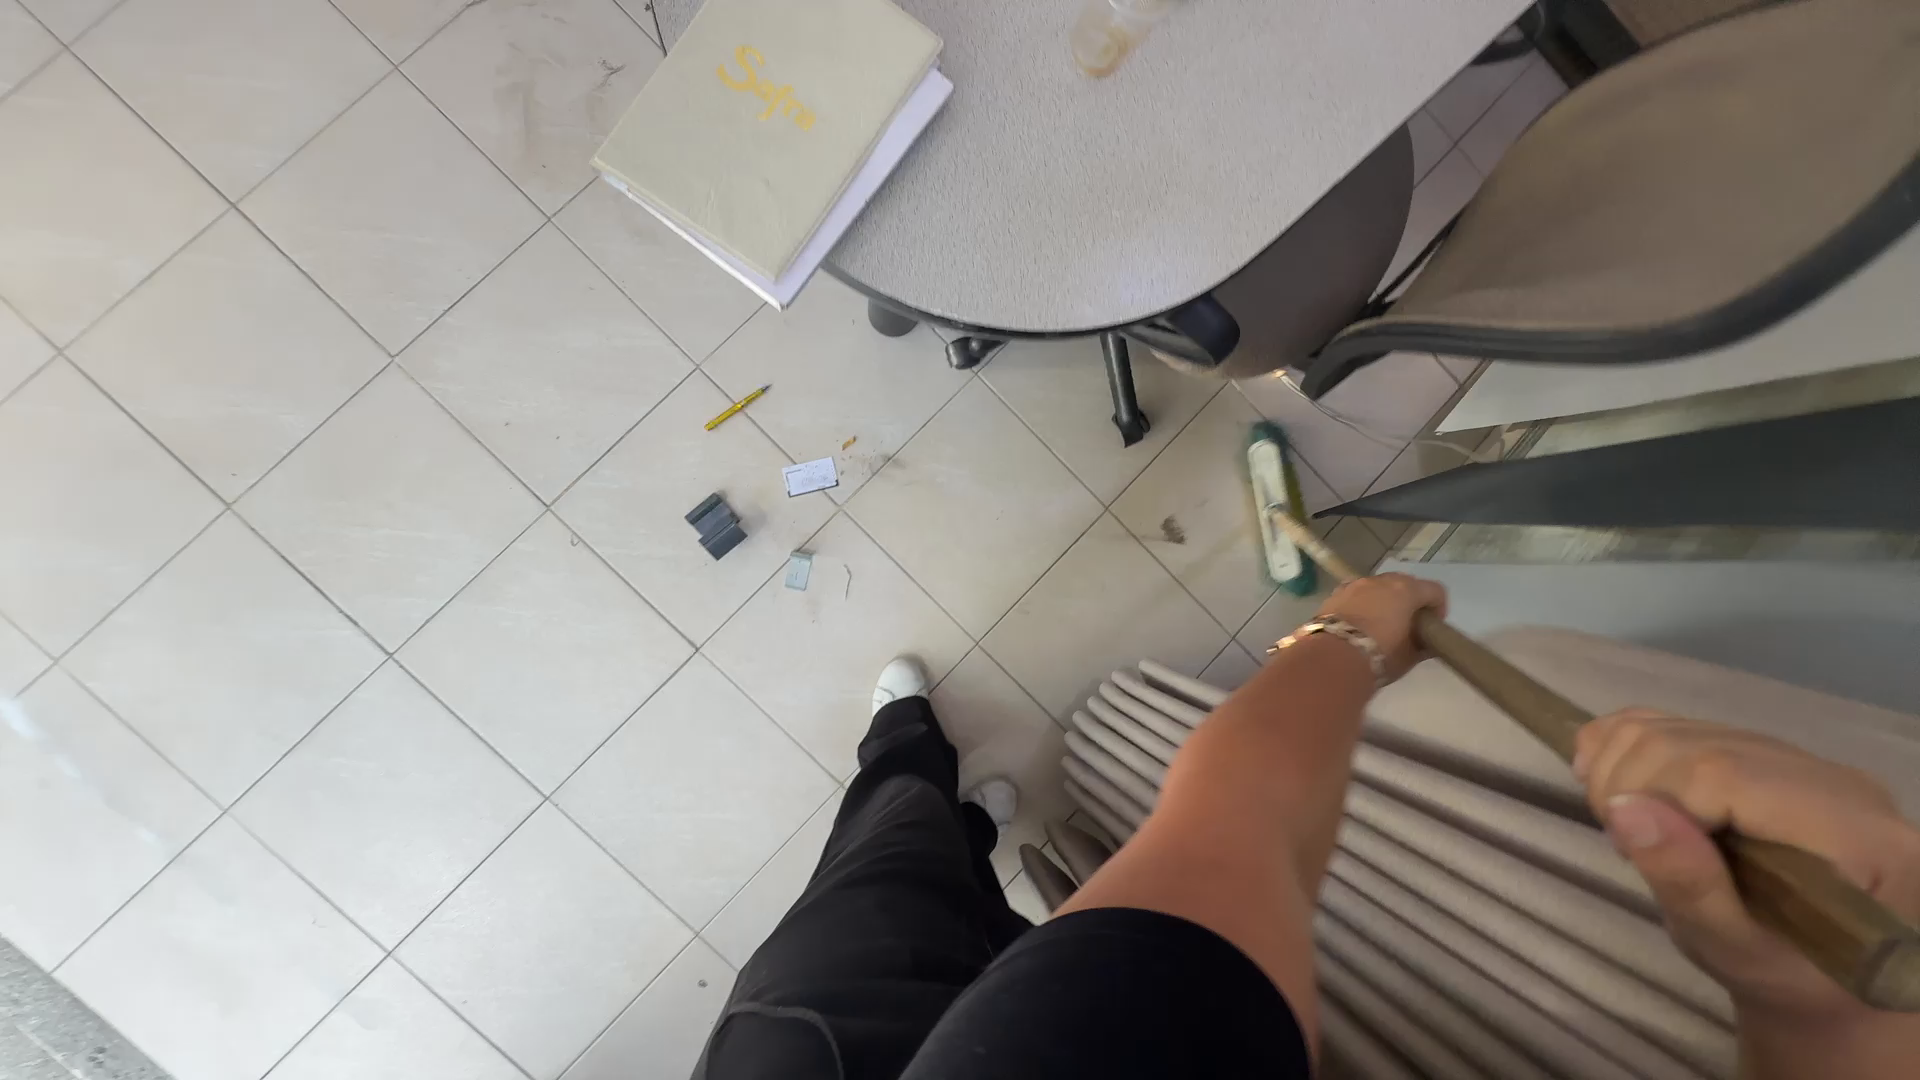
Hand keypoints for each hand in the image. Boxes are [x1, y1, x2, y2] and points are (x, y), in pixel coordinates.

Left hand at [1317, 573, 1446, 682]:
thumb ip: (1423, 643)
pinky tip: (1358, 622)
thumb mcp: (1411, 655)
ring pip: (1376, 586)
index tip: (1432, 625)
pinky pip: (1355, 594)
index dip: (1438, 607)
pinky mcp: (1333, 594)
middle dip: (1409, 600)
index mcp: (1406, 590)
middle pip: (1403, 583)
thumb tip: (1426, 642)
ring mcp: (1354, 585)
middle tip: (1407, 623)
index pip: (1434, 590)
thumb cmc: (1380, 654)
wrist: (1332, 656)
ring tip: (1381, 622)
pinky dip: (1361, 603)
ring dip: (1383, 599)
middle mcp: (1380, 581)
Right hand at [1576, 709, 1919, 1018]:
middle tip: (1624, 845)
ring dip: (1615, 769)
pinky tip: (1616, 787)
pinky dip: (1617, 746)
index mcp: (1851, 833)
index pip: (1721, 772)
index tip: (1628, 848)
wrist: (1821, 967)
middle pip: (1686, 743)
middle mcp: (1830, 778)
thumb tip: (1623, 808)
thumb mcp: (1734, 949)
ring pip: (1665, 727)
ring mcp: (1791, 757)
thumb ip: (1687, 881)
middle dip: (1625, 785)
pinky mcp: (1752, 749)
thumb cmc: (1788, 972)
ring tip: (1629, 826)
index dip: (1652, 795)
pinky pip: (1665, 721)